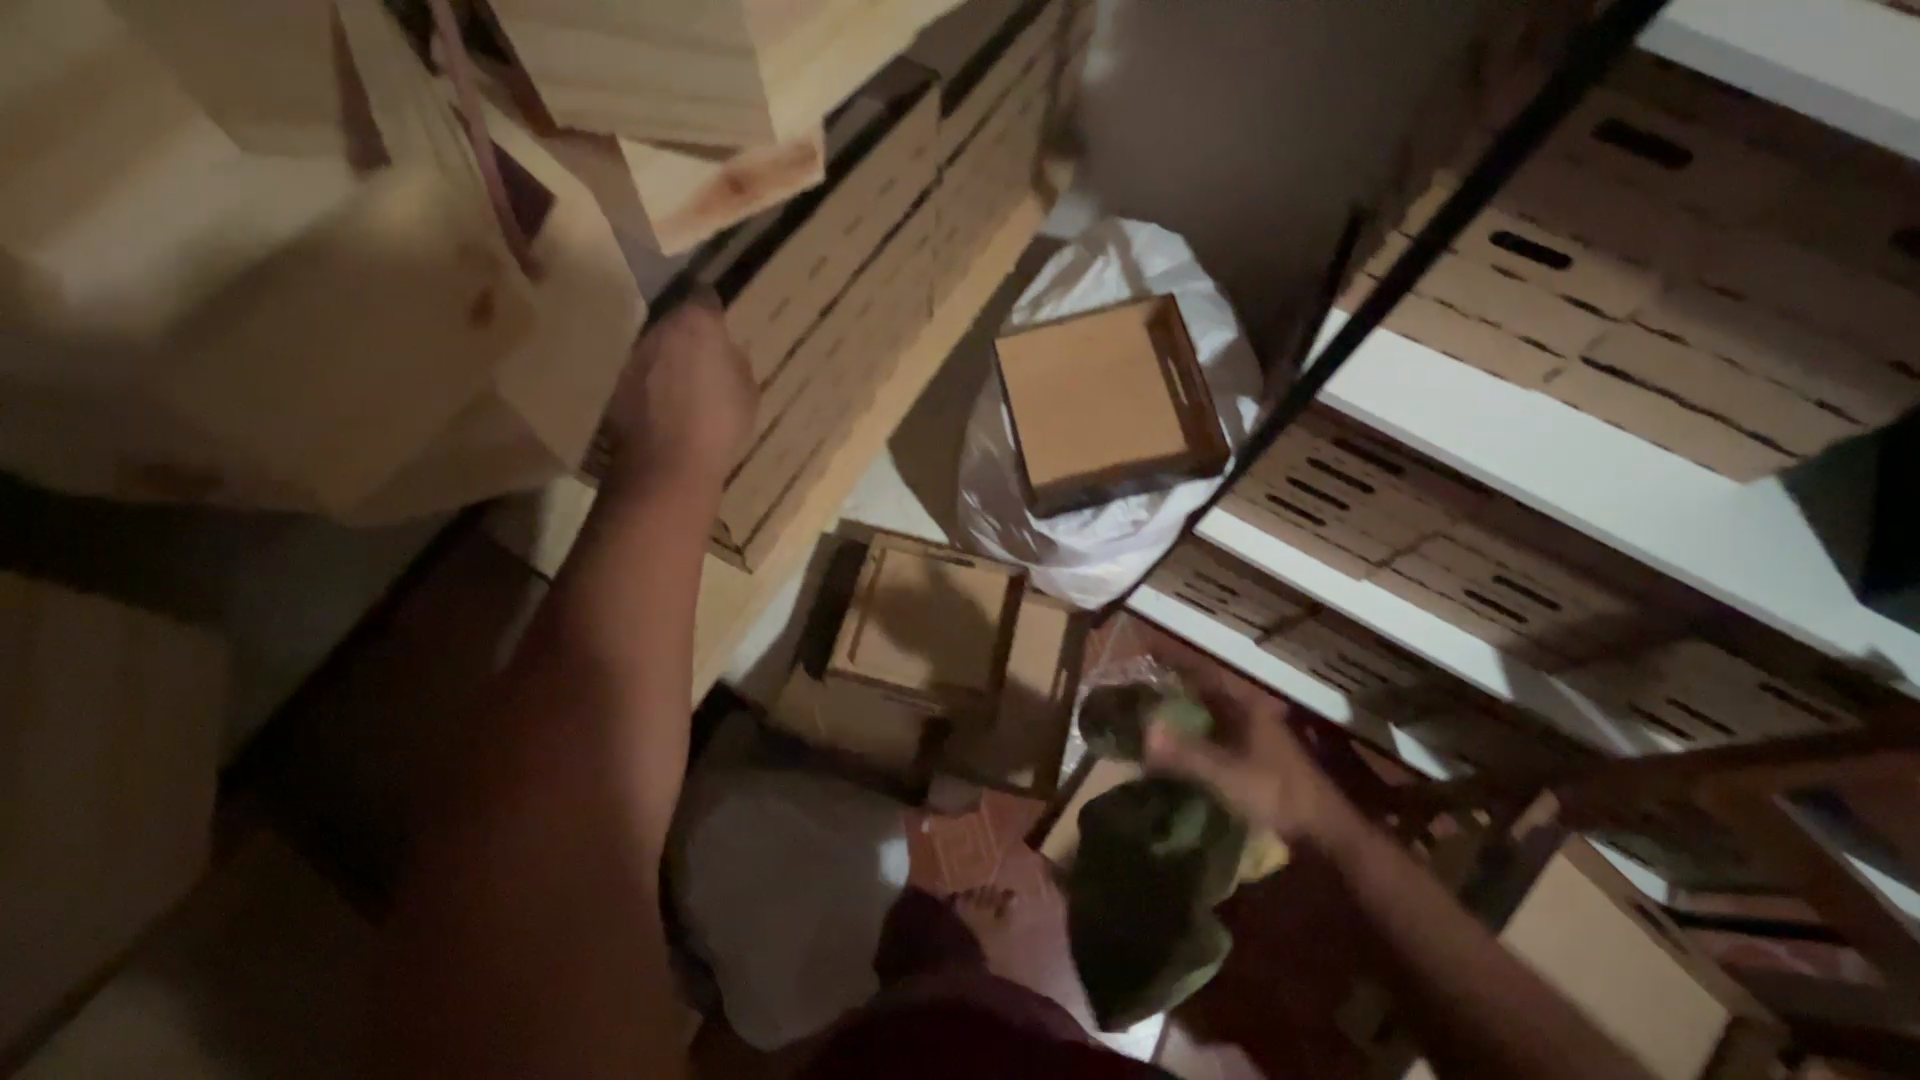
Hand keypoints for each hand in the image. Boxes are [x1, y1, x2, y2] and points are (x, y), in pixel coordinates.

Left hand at [601, 288, 756, 491]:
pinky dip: (649, 388)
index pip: (705, 298)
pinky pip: (639, 379)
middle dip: (687, 337)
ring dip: (666, 362)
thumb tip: (728, 354)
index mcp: (696, 323)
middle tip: (704, 360)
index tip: (721, 323)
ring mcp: (632, 357)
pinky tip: (663, 411)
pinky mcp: (615, 386)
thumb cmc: (719, 424)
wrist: (667, 464)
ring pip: (654, 350)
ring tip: (682, 390)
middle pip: (674, 323)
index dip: (714, 310)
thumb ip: (736, 364)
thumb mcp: (748, 392)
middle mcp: (658, 330)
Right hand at [1144, 660, 1362, 849]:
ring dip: (1188, 716)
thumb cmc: (1278, 794)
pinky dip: (1200, 738)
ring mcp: (1260, 737)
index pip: (1205, 676)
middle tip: (1142, 694)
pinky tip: (1183, 750)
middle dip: (1177, 692)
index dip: (1177, 666)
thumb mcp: (1227, 775)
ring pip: (1215, 717)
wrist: (1324, 831)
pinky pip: (1222, 738)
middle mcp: (1255, 714)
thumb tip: (1145, 732)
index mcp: (1248, 708)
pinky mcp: (1261, 760)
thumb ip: (1186, 753)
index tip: (1147, 657)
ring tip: (1155, 720)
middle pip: (1209, 695)